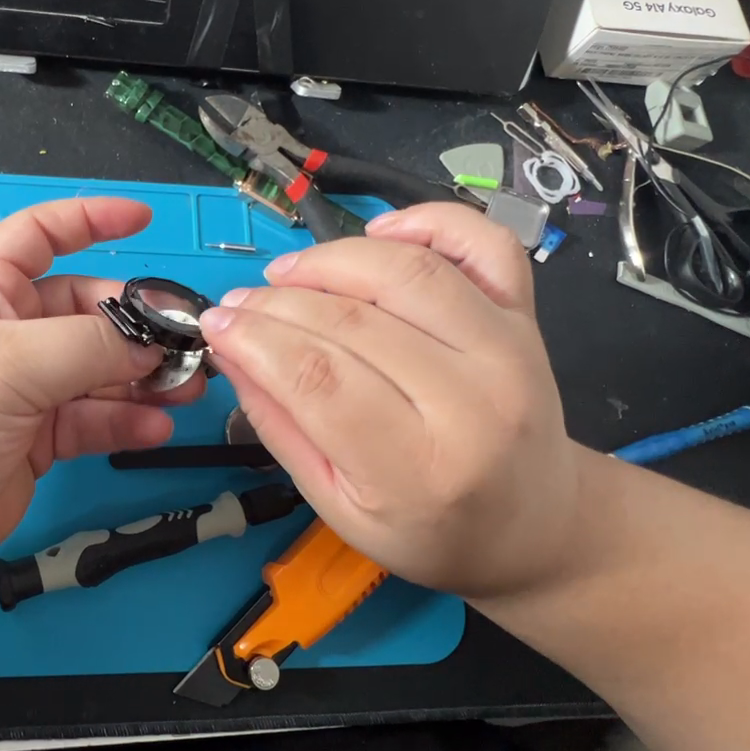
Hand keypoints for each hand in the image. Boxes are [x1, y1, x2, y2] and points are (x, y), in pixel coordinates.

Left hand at [0, 198, 202, 594]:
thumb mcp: (8, 364)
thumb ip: (86, 347)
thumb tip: (148, 345)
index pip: (42, 236)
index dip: (89, 219)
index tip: (142, 220)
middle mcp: (9, 335)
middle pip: (86, 311)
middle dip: (136, 322)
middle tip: (187, 342)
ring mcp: (24, 392)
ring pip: (98, 370)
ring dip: (143, 376)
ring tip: (189, 388)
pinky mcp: (36, 443)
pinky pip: (92, 420)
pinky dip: (125, 421)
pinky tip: (156, 426)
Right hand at [198, 203, 582, 599]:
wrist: (534, 525)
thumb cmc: (428, 530)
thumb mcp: (337, 506)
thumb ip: (281, 428)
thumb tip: (230, 352)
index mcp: (420, 470)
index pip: (319, 379)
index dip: (255, 340)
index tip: (215, 324)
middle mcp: (473, 400)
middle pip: (353, 320)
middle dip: (276, 303)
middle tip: (237, 304)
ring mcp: (508, 348)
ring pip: (406, 270)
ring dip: (330, 258)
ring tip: (285, 273)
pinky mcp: (525, 315)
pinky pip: (480, 241)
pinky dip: (427, 220)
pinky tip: (379, 233)